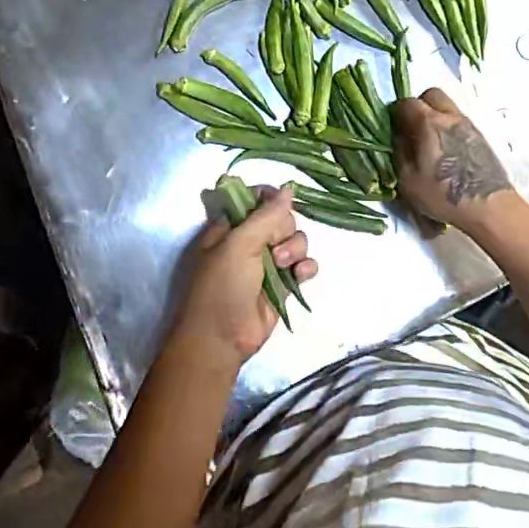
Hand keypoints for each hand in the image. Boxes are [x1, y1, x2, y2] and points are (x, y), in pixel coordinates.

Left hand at [170, 186, 316, 368]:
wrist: (222, 339)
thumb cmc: (222, 287)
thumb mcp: (239, 244)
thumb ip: (266, 215)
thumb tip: (289, 188)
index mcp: (232, 227)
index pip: (256, 199)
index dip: (272, 198)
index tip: (280, 205)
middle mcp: (251, 241)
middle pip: (283, 219)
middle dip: (284, 230)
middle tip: (273, 247)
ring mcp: (268, 263)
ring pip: (297, 241)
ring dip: (295, 250)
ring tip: (283, 267)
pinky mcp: (284, 284)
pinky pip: (305, 265)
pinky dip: (306, 267)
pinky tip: (300, 276)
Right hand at [392, 88, 520, 237]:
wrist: (488, 205)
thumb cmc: (443, 194)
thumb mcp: (408, 178)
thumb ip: (399, 152)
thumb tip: (398, 137)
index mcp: (429, 123)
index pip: (407, 102)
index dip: (396, 113)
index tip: (393, 128)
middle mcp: (450, 117)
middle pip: (432, 95)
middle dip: (419, 106)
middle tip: (412, 128)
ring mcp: (469, 125)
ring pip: (448, 108)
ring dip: (436, 117)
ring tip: (430, 143)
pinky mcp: (481, 137)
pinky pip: (460, 122)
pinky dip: (450, 129)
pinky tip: (448, 152)